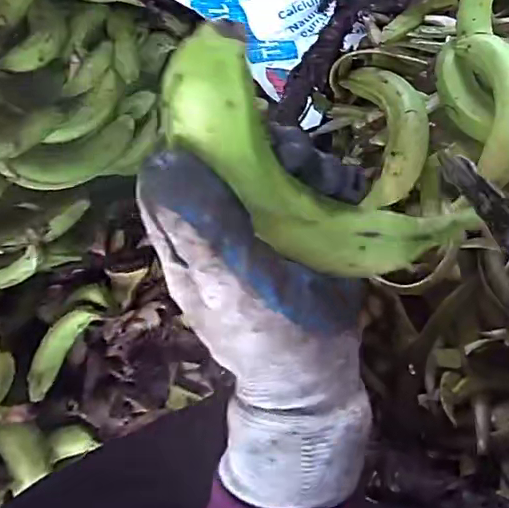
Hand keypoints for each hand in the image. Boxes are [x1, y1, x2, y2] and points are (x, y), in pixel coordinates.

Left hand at [136, 138, 369, 507]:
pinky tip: (348, 194)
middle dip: (274, 146)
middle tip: (292, 160)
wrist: (315, 376)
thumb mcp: (221, 286)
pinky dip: (343, 179)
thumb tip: (161, 158)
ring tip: (327, 184)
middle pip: (251, 152)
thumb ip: (195, 227)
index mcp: (198, 226)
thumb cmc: (257, 336)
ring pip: (294, 161)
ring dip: (313, 161)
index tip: (236, 131)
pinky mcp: (321, 220)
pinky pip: (333, 183)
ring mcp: (282, 214)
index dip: (209, 137)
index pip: (192, 162)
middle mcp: (239, 210)